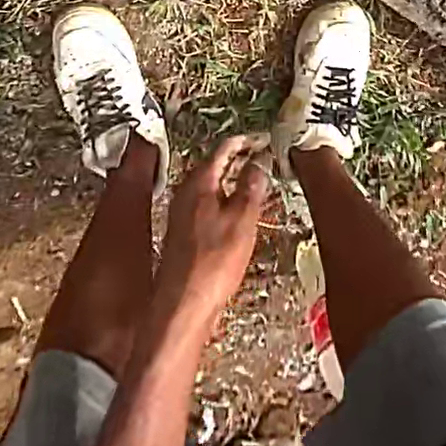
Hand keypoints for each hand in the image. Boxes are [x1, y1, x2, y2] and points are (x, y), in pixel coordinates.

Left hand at [156, 134, 270, 314]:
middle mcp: (185, 193)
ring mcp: (182, 213)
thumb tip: (259, 161)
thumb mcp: (242, 220)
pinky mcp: (184, 233)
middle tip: (262, 157)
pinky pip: (207, 204)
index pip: (223, 149)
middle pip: (214, 165)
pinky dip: (225, 199)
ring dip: (232, 180)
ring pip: (211, 185)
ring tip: (255, 181)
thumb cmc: (213, 262)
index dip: (245, 141)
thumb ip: (251, 187)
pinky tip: (237, 212)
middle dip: (239, 158)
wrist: (183, 305)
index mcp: (199, 183)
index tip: (263, 140)